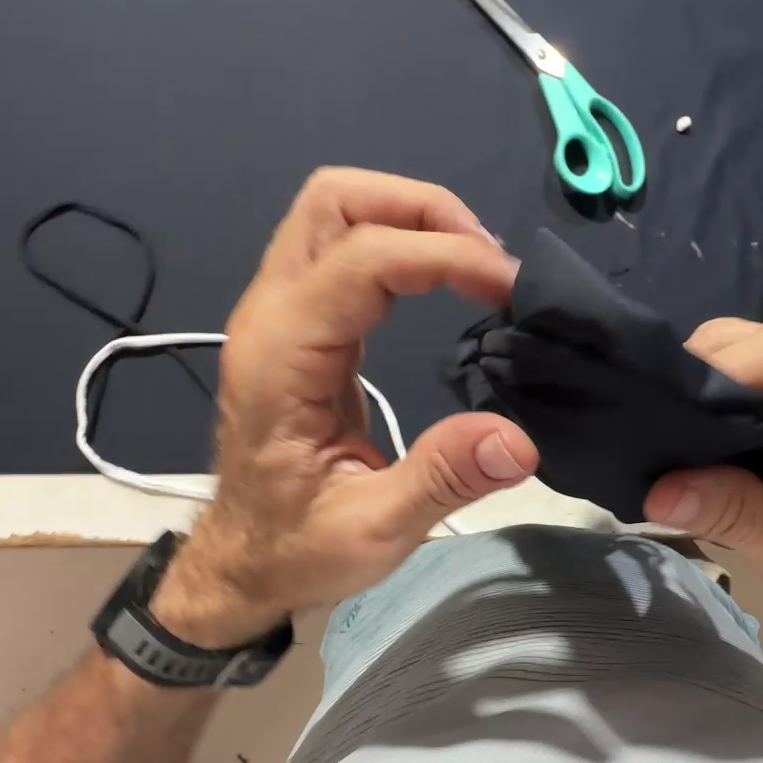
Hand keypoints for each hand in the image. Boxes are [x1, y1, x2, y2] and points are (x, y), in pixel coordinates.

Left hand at [150, 168, 537, 646]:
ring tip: (476, 266)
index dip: (446, 256)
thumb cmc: (297, 549)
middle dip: (422, 209)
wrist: (243, 562)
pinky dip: (404, 244)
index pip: (363, 259)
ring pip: (337, 212)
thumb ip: (443, 480)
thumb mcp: (374, 530)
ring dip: (413, 219)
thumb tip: (519, 441)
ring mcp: (281, 315)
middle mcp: (272, 316)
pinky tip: (447, 283)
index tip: (511, 290)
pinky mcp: (301, 326)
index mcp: (281, 357)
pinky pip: (346, 249)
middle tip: (490, 261)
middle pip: (336, 201)